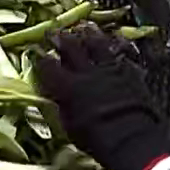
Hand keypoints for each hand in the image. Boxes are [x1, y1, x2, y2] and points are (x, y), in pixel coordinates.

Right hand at [35, 24, 169, 169]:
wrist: (133, 140)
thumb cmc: (97, 141)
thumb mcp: (70, 128)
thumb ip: (61, 107)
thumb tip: (54, 95)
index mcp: (69, 87)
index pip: (48, 66)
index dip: (40, 58)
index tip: (36, 52)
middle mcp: (87, 72)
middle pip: (72, 47)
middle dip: (61, 38)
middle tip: (54, 32)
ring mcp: (109, 68)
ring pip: (97, 44)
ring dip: (88, 35)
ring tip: (83, 28)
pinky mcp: (128, 71)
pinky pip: (119, 53)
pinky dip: (113, 46)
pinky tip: (112, 43)